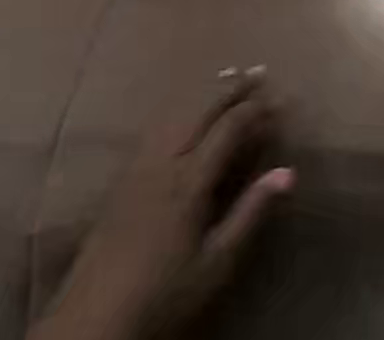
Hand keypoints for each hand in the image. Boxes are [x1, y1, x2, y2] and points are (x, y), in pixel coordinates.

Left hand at [32, 69, 294, 339]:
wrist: (96, 314)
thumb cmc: (166, 292)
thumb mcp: (217, 262)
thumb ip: (250, 212)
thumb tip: (287, 172)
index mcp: (189, 178)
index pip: (228, 128)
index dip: (254, 110)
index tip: (277, 98)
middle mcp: (163, 158)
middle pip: (200, 109)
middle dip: (231, 87)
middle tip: (256, 70)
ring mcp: (140, 162)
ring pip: (176, 112)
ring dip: (204, 92)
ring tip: (226, 77)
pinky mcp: (125, 172)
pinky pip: (158, 124)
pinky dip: (181, 106)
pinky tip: (185, 110)